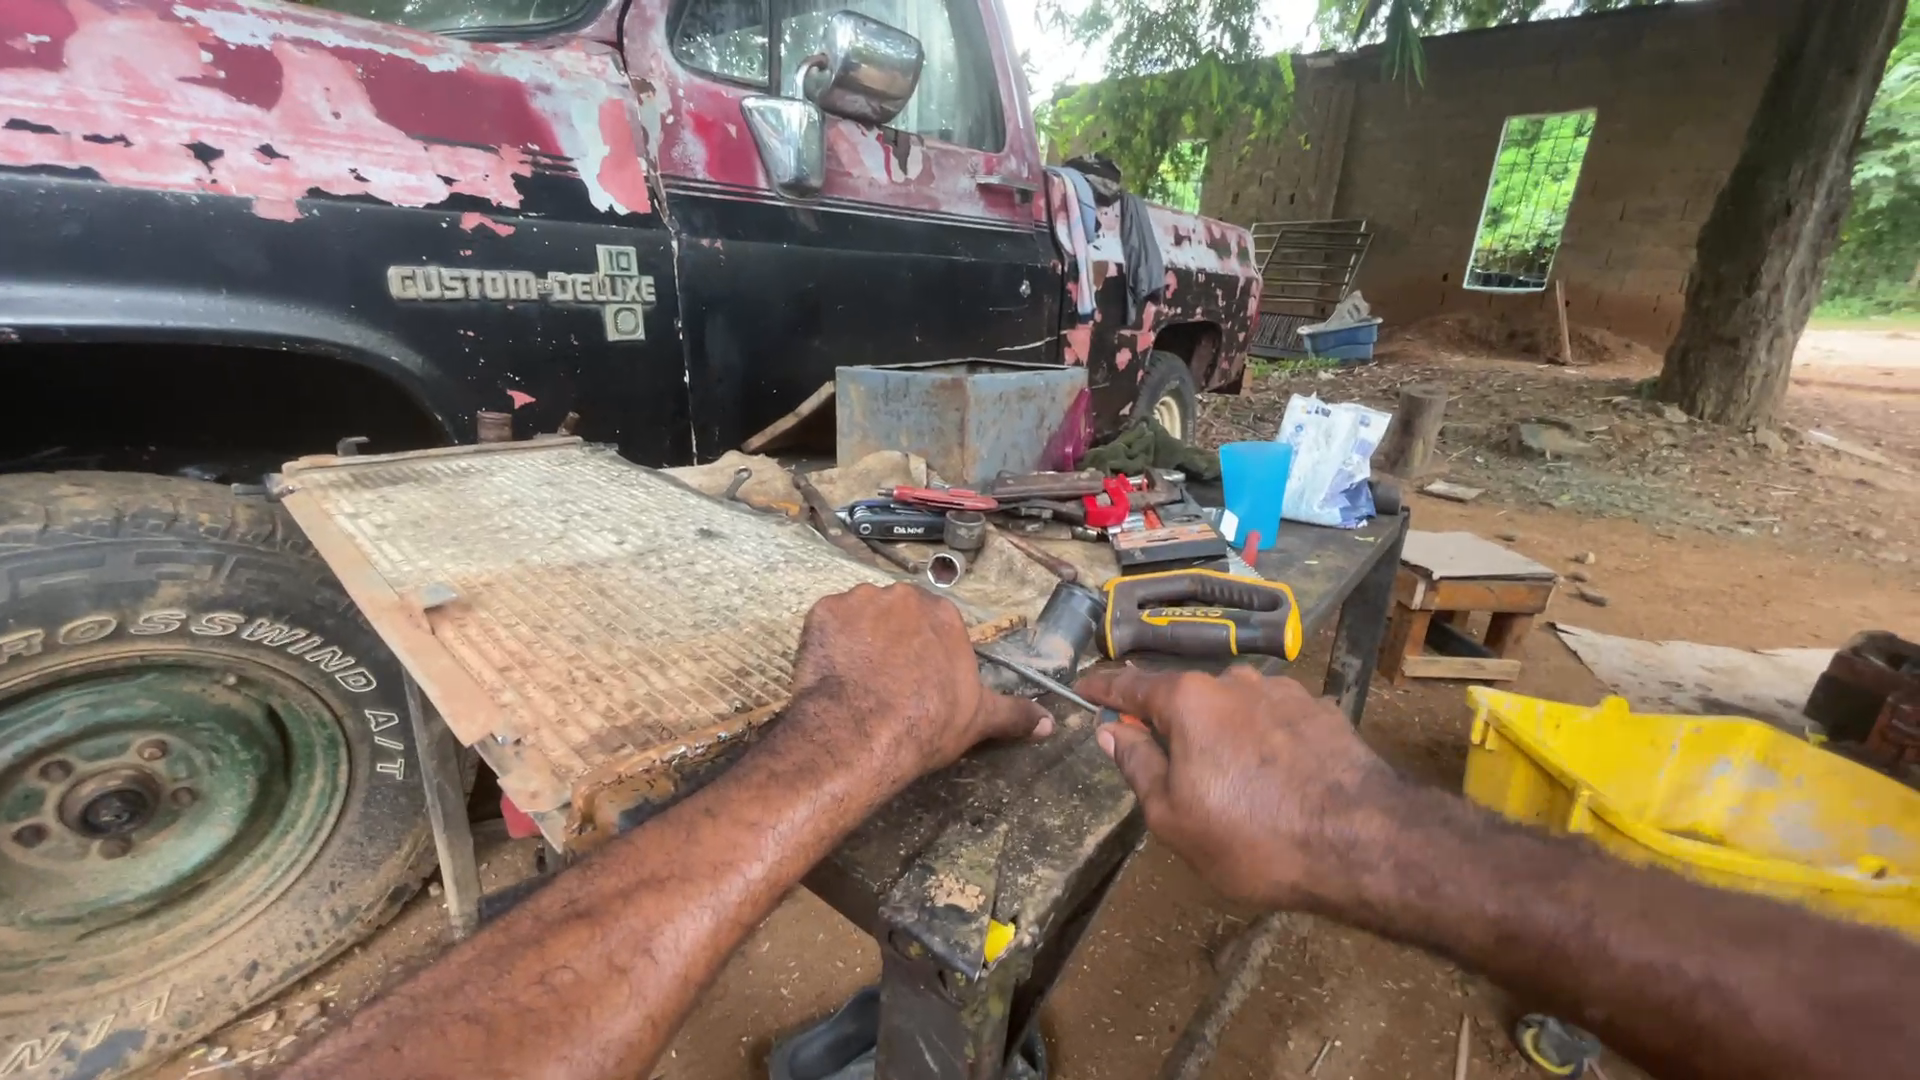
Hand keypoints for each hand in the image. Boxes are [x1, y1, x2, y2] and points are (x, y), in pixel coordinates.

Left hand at [784, 584, 1051, 786]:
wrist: (860, 732)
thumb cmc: (925, 724)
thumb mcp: (978, 720)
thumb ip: (1015, 714)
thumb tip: (1051, 722)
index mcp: (943, 614)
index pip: (934, 626)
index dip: (923, 654)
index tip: (916, 680)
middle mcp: (904, 596)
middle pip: (897, 615)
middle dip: (892, 641)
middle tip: (885, 680)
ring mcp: (861, 600)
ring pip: (861, 615)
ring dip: (860, 638)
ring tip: (855, 678)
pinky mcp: (823, 611)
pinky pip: (828, 622)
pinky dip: (828, 641)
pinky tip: (831, 671)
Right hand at [1077, 666, 1404, 909]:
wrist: (1369, 845)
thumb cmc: (1254, 835)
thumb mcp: (1173, 815)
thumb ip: (1136, 764)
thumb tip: (1112, 729)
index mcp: (1188, 699)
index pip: (1130, 685)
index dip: (1102, 688)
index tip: (1083, 689)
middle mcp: (1232, 681)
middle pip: (1185, 699)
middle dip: (1171, 725)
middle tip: (1172, 770)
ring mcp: (1282, 691)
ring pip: (1232, 708)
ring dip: (1221, 734)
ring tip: (1235, 783)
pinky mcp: (1321, 711)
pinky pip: (1273, 720)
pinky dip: (1262, 740)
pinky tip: (1278, 778)